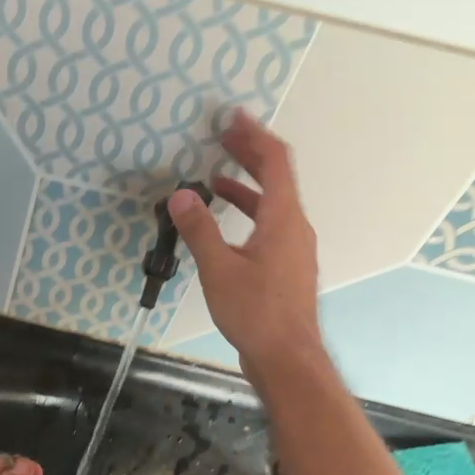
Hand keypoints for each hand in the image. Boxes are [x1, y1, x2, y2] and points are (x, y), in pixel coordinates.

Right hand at [167, 109, 324, 381]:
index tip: (233, 117)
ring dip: (247, 187)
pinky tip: (228, 226)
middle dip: (249, 155)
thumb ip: (199, 230)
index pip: (273, 161)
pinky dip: (249, 213)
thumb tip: (180, 196)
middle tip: (223, 139)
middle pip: (276, 178)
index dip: (254, 135)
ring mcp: (294, 248)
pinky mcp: (287, 267)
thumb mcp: (219, 270)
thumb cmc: (255, 312)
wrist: (286, 357)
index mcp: (282, 218)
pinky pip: (271, 225)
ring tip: (218, 179)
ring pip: (273, 204)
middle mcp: (295, 226)